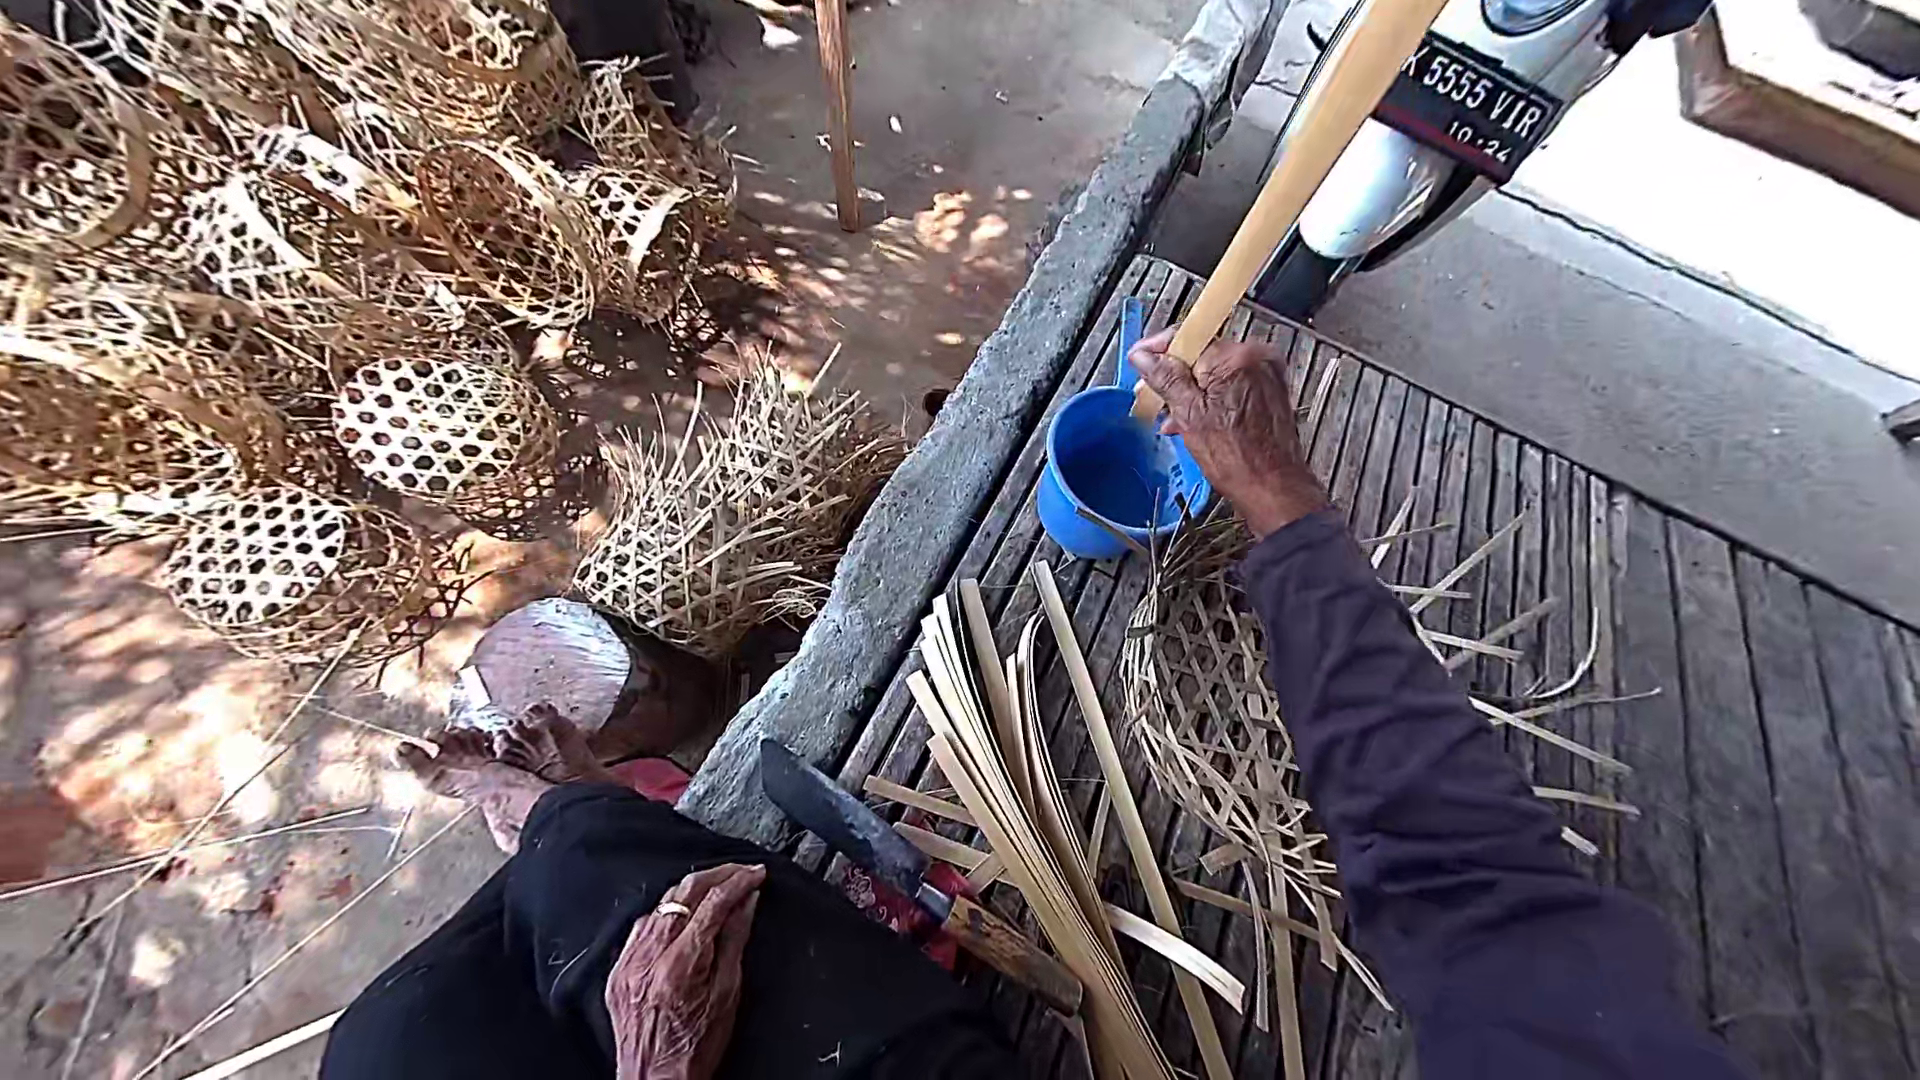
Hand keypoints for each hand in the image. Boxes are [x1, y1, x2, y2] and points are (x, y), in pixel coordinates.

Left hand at [606, 863, 766, 1079]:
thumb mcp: (728, 991)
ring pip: (665, 901)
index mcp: (679, 966)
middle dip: (720, 874)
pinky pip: (645, 922)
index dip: (739, 881)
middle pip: (687, 891)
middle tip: (743, 872)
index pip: (713, 902)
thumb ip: (736, 937)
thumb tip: (748, 898)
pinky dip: (670, 909)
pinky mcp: (619, 970)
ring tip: (721, 885)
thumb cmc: (695, 1048)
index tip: (757, 874)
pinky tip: (686, 911)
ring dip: (696, 887)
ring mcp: (629, 963)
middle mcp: (649, 959)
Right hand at [1130, 326, 1327, 536]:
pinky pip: (1230, 383)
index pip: (1187, 336)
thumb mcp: (1188, 415)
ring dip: (1190, 390)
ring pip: (1214, 371)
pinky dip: (1210, 397)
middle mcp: (1255, 357)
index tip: (1140, 359)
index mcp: (1234, 358)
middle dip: (1174, 375)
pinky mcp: (1268, 389)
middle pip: (1201, 353)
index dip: (1158, 348)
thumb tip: (1144, 356)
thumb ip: (1166, 378)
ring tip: (1172, 416)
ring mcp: (1265, 373)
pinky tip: (1194, 420)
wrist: (1271, 486)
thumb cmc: (1237, 457)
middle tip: (1152, 395)